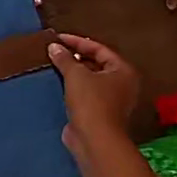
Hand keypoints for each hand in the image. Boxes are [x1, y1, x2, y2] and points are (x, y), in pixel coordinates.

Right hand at [47, 33, 140, 164]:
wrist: (94, 138)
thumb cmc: (91, 102)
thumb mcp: (76, 75)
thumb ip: (65, 59)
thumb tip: (54, 46)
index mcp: (122, 70)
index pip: (99, 49)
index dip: (77, 42)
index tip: (57, 38)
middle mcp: (122, 83)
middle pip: (97, 63)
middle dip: (76, 56)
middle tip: (56, 50)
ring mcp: (112, 99)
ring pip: (90, 79)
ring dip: (73, 72)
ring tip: (53, 64)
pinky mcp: (99, 112)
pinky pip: (85, 92)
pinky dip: (72, 86)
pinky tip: (57, 83)